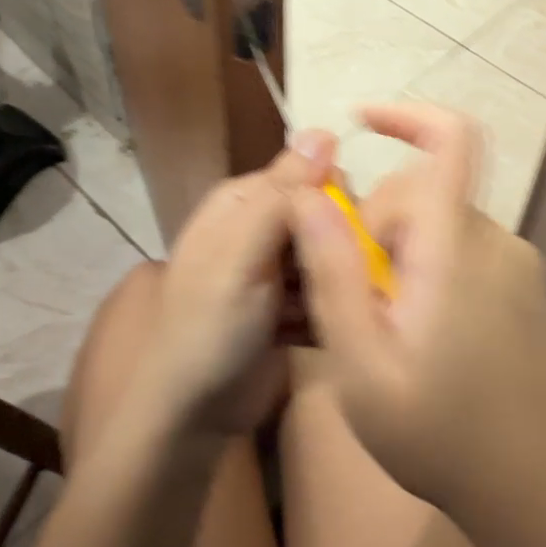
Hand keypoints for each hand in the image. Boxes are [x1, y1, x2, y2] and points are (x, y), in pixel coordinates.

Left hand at [133, 130, 334, 436]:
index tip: (354, 235)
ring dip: (339, 280)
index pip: (311, 174)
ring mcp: (275, 270)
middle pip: (325, 215)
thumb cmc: (210, 328)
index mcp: (243, 202)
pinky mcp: (289, 307)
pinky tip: (335, 330)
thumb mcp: (244, 255)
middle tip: (346, 279)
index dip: (337, 199)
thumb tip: (324, 129)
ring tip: (345, 309)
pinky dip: (331, 308)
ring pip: (330, 255)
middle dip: (342, 244)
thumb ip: (283, 195)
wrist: (190, 417)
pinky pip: (325, 290)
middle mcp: (260, 228)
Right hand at [286, 105, 545, 519]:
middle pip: (425, 194)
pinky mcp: (528, 290)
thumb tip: (307, 195)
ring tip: (390, 335)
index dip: (406, 114)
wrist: (543, 488)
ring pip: (443, 228)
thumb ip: (333, 272)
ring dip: (405, 259)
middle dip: (379, 231)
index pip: (450, 139)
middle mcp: (495, 240)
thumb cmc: (441, 433)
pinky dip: (436, 274)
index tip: (360, 122)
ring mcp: (519, 265)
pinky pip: (469, 255)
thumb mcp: (361, 364)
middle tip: (358, 307)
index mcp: (455, 246)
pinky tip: (428, 343)